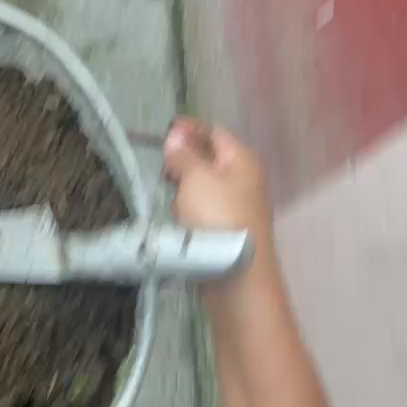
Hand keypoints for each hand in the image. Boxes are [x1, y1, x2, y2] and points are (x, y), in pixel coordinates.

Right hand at [163, 118, 275, 276]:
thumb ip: (183, 154)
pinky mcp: (229, 227)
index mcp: (242, 159)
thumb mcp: (195, 177)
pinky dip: (190, 207)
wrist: (237, 277)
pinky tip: (180, 219)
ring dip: (184, 185)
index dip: (189, 128)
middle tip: (163, 166)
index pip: (214, 131)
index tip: (163, 132)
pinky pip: (204, 206)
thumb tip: (176, 136)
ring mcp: (238, 204)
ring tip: (171, 195)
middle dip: (183, 158)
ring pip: (204, 183)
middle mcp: (244, 178)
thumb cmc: (217, 217)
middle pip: (209, 156)